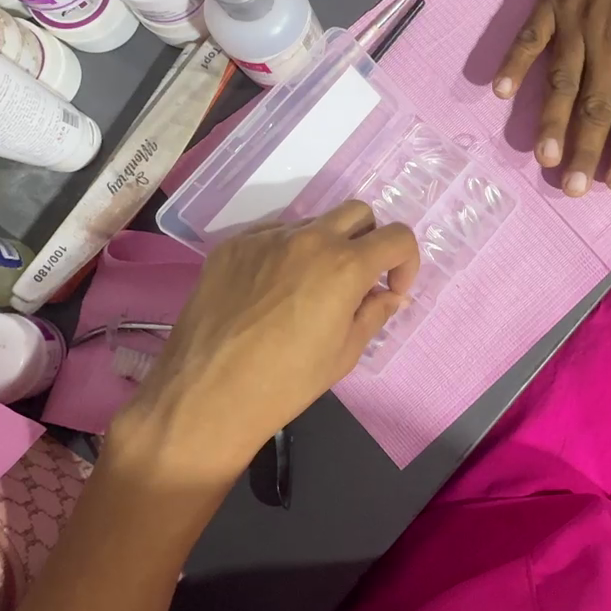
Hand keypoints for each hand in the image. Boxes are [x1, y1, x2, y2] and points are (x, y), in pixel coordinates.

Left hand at [106, 202, 418, 496]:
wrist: (205, 397)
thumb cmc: (285, 384)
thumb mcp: (345, 353)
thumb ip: (375, 313)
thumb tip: (390, 294)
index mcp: (345, 265)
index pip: (397, 237)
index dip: (406, 262)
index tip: (392, 290)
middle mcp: (309, 238)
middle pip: (358, 213)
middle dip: (369, 241)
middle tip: (358, 280)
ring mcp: (266, 238)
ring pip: (313, 223)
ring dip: (326, 247)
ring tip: (308, 289)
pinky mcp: (233, 245)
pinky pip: (273, 236)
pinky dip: (286, 254)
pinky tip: (271, 291)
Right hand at [493, 0, 610, 195]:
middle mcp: (609, 41)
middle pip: (596, 104)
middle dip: (585, 149)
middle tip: (572, 188)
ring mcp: (574, 22)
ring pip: (562, 80)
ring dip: (552, 120)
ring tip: (542, 156)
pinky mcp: (549, 2)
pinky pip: (529, 38)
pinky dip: (515, 63)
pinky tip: (501, 92)